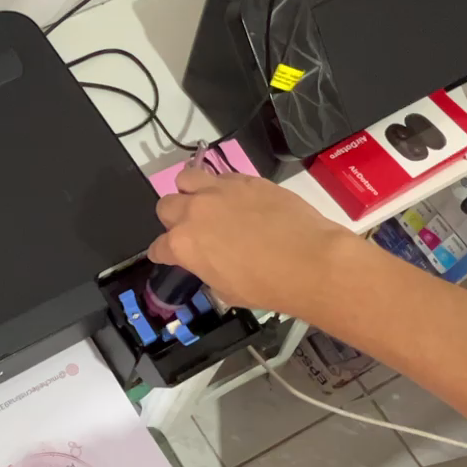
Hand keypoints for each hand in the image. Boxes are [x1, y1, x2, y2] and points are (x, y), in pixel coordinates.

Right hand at [150, 162, 360, 316]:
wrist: (308, 261)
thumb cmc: (265, 286)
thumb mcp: (225, 290)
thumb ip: (207, 270)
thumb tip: (210, 263)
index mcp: (182, 245)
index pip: (158, 247)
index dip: (163, 254)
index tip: (169, 256)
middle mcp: (194, 212)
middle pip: (165, 206)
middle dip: (173, 219)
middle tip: (191, 230)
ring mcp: (219, 191)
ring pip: (186, 178)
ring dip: (189, 191)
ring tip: (205, 203)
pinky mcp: (246, 179)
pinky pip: (222, 176)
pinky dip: (222, 187)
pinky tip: (237, 200)